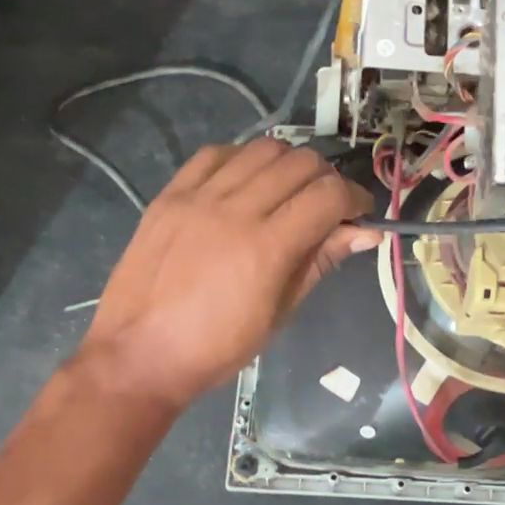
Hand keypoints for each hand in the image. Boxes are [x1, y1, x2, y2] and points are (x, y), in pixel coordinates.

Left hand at [80, 140, 379, 407]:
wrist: (138, 354)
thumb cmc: (217, 348)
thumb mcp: (279, 313)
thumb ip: (320, 262)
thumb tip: (366, 233)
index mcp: (266, 248)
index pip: (328, 196)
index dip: (355, 199)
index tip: (360, 214)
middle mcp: (234, 210)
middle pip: (300, 163)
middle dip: (327, 179)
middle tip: (327, 205)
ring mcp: (198, 197)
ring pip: (261, 150)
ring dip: (288, 164)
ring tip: (287, 191)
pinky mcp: (170, 194)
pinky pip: (215, 154)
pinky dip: (242, 160)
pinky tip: (246, 182)